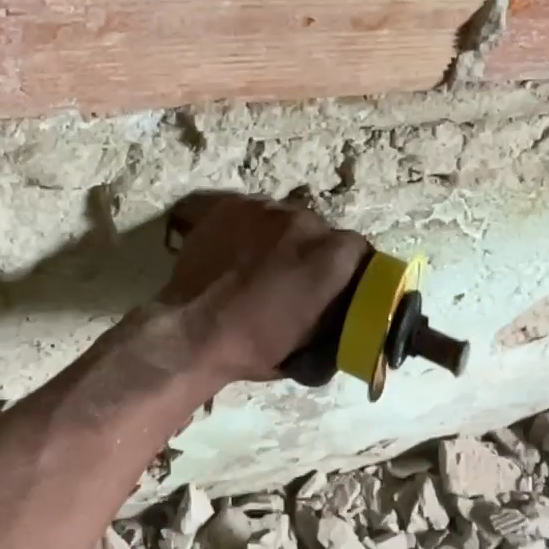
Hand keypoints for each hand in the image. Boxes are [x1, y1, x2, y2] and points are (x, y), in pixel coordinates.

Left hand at [155, 191, 369, 384]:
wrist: (191, 329)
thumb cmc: (255, 345)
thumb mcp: (313, 343)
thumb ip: (337, 315)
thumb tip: (348, 309)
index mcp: (331, 256)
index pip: (357, 250)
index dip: (347, 267)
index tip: (333, 284)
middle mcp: (304, 221)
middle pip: (319, 230)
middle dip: (311, 250)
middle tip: (293, 276)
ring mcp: (264, 207)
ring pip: (284, 218)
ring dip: (280, 236)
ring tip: (259, 263)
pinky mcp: (231, 203)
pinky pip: (252, 212)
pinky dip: (250, 228)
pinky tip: (237, 251)